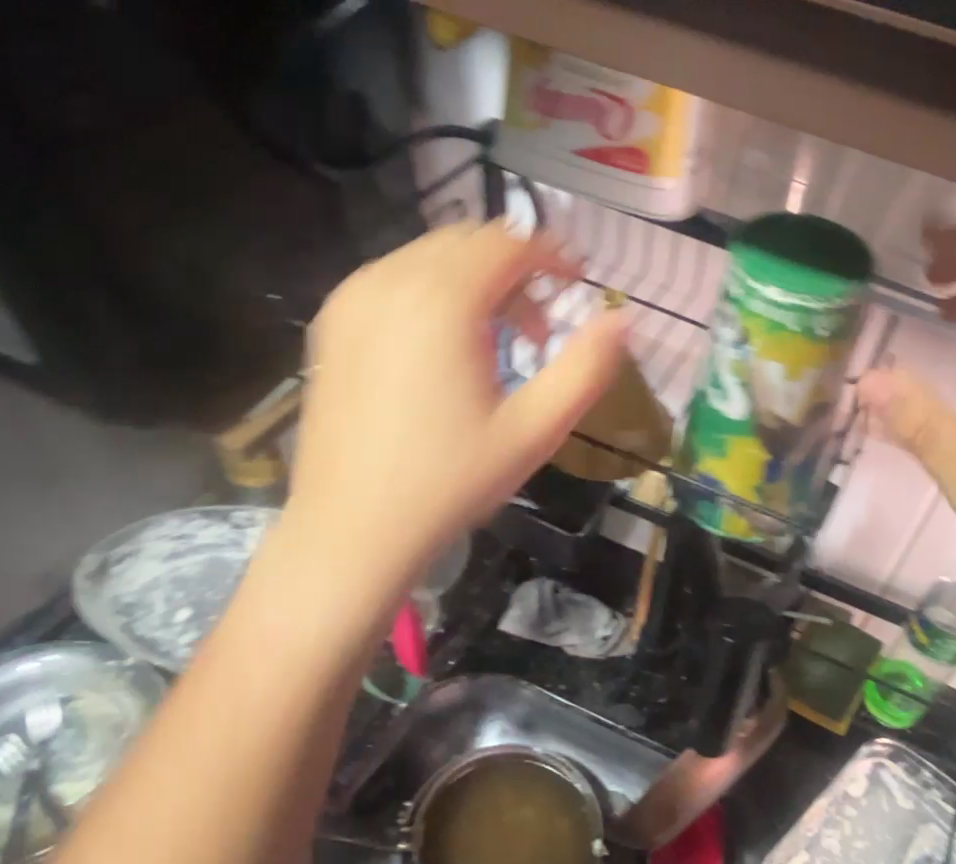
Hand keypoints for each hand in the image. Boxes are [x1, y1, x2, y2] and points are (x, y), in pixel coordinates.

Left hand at [284, 222, 626, 585]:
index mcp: (442, 300)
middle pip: (466, 241)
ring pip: (427, 258)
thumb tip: (623, 321)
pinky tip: (443, 351)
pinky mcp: (332, 325)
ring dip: (472, 281)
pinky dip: (429, 294)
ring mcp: (352, 300)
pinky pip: (391, 280)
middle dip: (513, 270)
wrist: (352, 529)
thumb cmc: (450, 483)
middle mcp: (389, 281)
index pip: (507, 242)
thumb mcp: (533, 431)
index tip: (578, 286)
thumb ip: (585, 369)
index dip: (552, 256)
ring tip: (494, 344)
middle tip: (540, 330)